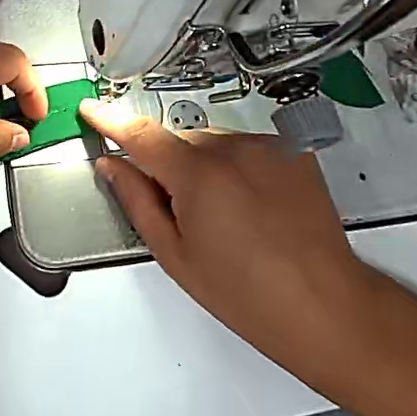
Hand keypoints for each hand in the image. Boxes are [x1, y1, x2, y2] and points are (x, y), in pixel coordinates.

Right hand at [78, 100, 374, 370]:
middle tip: (182, 212)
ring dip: (207, 166)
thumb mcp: (176, 254)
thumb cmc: (248, 294)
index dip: (110, 120)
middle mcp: (234, 150)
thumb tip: (113, 167)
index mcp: (198, 176)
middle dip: (169, 164)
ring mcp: (268, 148)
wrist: (324, 305)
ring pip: (215, 143)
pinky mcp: (293, 153)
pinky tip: (253, 207)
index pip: (140, 134)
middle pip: (180, 140)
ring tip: (227, 217)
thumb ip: (138, 201)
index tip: (93, 110)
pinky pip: (249, 148)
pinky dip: (239, 167)